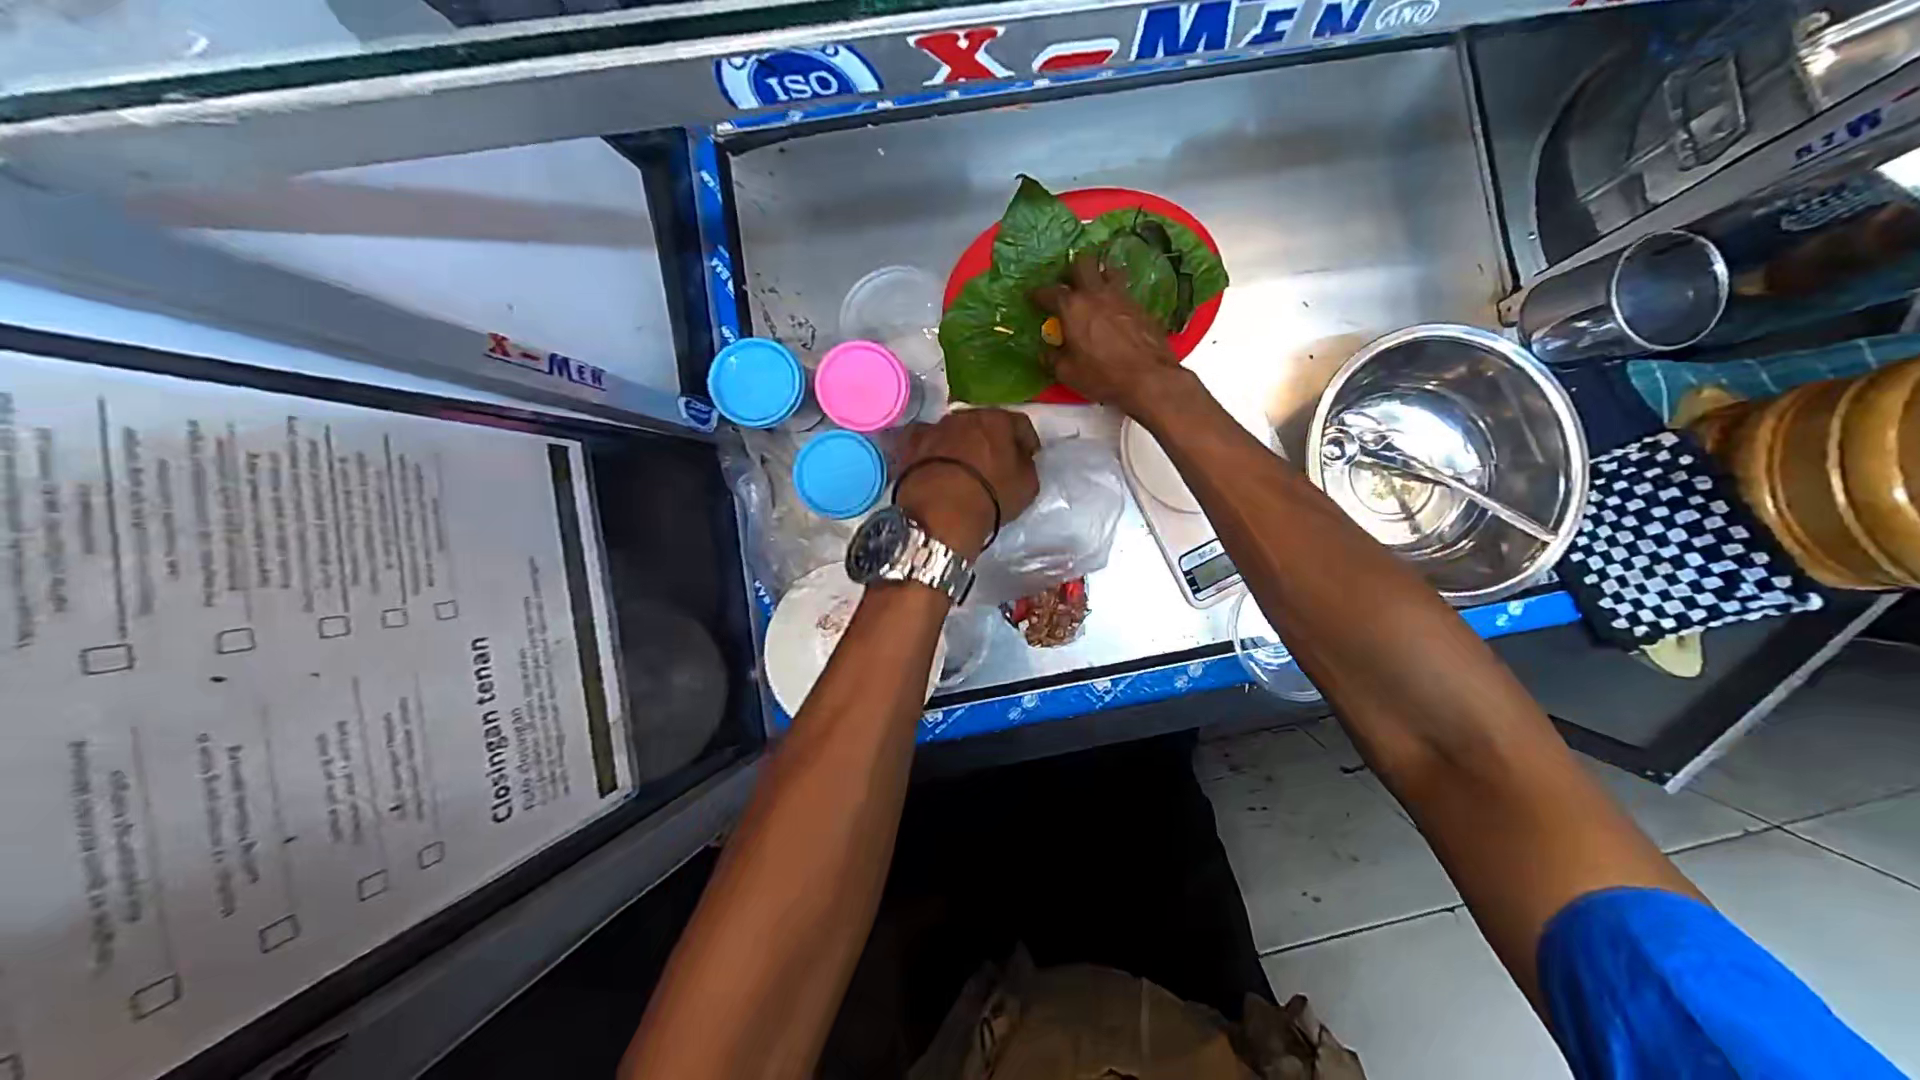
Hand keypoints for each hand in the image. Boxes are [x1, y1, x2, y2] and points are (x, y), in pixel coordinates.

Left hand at [895, 409, 1040, 559]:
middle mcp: (964, 416)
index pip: (1019, 424)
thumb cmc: (991, 497)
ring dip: (960, 444)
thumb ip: (1025, 464)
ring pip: (953, 432)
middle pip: (983, 424)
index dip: (1026, 440)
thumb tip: (1019, 457)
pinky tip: (933, 466)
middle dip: (990, 439)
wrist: (940, 512)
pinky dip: (931, 451)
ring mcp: (934, 428)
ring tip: (962, 466)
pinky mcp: (910, 444)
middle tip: (993, 460)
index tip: (1029, 454)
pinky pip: (926, 443)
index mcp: (998, 420)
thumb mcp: (1027, 485)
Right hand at [1032, 253, 1193, 418]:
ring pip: (1108, 271)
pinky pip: (1124, 291)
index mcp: (1073, 307)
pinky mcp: (1141, 307)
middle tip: (1066, 283)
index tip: (1033, 296)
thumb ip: (1052, 357)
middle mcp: (1096, 294)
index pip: (1050, 292)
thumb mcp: (1067, 372)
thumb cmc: (1102, 375)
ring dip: (1098, 276)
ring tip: (1093, 289)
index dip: (1038, 294)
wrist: (1148, 378)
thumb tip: (1047, 351)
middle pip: (1082, 264)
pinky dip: (1115, 296)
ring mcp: (1122, 297)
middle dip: (1071, 270)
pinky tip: (1114, 309)